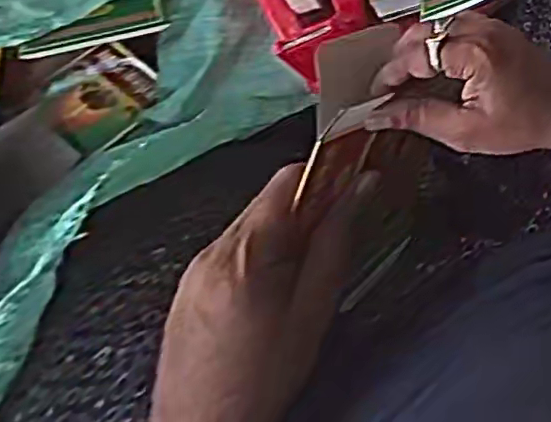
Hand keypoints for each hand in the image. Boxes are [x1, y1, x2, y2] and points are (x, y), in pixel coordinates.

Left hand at [150, 163, 377, 421]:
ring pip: (254, 220)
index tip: (352, 184)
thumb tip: (363, 185)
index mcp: (247, 252)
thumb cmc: (262, 377)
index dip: (327, 174)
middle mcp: (213, 252)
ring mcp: (195, 269)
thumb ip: (338, 236)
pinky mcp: (187, 286)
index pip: (290, 177)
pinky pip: (234, 245)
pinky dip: (262, 248)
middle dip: (309, 205)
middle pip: (272, 197)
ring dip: (286, 227)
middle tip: (335, 230)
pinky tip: (276, 284)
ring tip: (305, 265)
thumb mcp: (315, 303)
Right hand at [365, 12, 550, 154]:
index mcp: (474, 52)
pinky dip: (437, 40)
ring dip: (417, 46)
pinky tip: (432, 66)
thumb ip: (421, 118)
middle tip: (385, 88)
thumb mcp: (468, 131)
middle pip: (424, 31)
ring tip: (404, 78)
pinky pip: (457, 24)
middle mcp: (482, 29)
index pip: (416, 53)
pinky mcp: (498, 28)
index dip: (389, 74)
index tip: (374, 97)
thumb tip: (379, 116)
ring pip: (439, 24)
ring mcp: (492, 25)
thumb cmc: (524, 123)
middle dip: (399, 57)